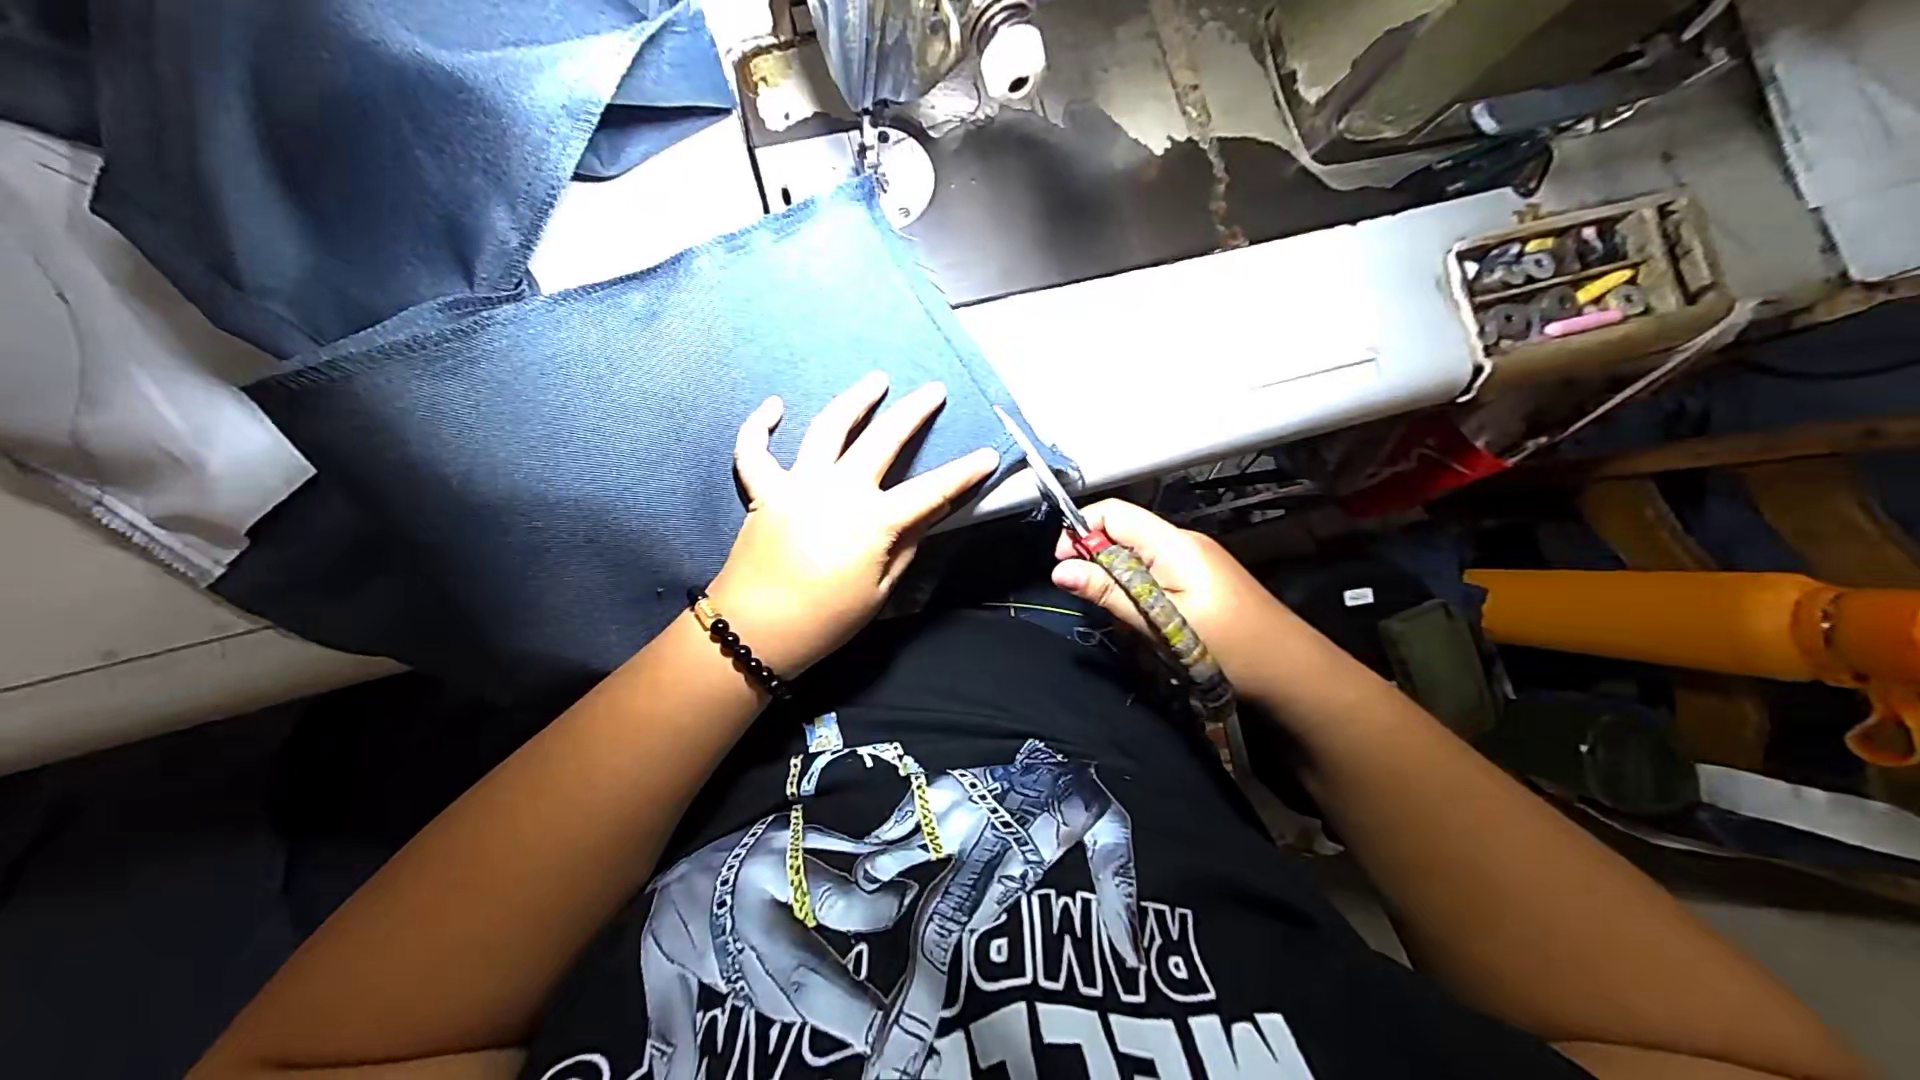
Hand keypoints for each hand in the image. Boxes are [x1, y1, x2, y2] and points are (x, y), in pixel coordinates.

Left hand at [706, 373, 1000, 677]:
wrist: (756, 630)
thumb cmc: (827, 620)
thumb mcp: (880, 592)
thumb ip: (904, 549)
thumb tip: (923, 520)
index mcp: (875, 520)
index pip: (932, 491)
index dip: (963, 473)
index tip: (988, 455)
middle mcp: (840, 490)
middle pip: (884, 440)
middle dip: (914, 412)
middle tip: (934, 391)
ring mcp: (800, 485)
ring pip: (829, 428)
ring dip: (855, 400)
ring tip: (876, 380)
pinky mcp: (765, 491)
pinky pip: (756, 452)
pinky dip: (760, 426)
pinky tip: (775, 406)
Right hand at [1050, 500, 1292, 691]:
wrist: (1293, 672)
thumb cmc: (1232, 647)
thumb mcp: (1160, 623)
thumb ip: (1110, 592)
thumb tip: (1061, 570)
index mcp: (1174, 543)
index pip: (1112, 512)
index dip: (1080, 531)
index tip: (1065, 567)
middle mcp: (1183, 542)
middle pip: (1122, 533)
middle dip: (1097, 562)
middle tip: (1098, 604)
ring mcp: (1194, 560)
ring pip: (1135, 556)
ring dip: (1117, 582)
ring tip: (1127, 620)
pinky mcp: (1200, 579)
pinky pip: (1154, 573)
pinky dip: (1138, 592)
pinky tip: (1147, 622)